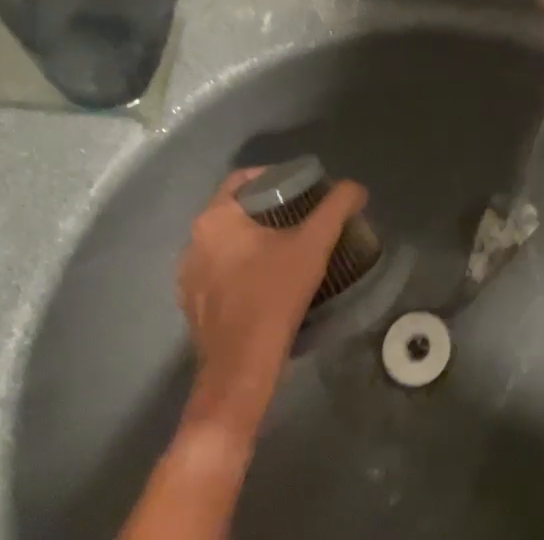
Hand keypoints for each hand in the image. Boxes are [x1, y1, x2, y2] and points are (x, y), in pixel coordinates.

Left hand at [177, 167, 367, 430]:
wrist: (241, 367)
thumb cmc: (274, 295)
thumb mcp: (313, 244)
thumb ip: (336, 208)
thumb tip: (355, 188)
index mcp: (215, 219)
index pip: (243, 179)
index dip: (275, 176)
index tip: (302, 187)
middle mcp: (193, 242)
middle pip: (235, 211)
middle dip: (268, 210)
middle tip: (303, 217)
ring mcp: (189, 276)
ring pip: (226, 243)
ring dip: (254, 241)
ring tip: (289, 249)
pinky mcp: (193, 305)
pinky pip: (219, 272)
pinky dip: (242, 268)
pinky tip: (268, 282)